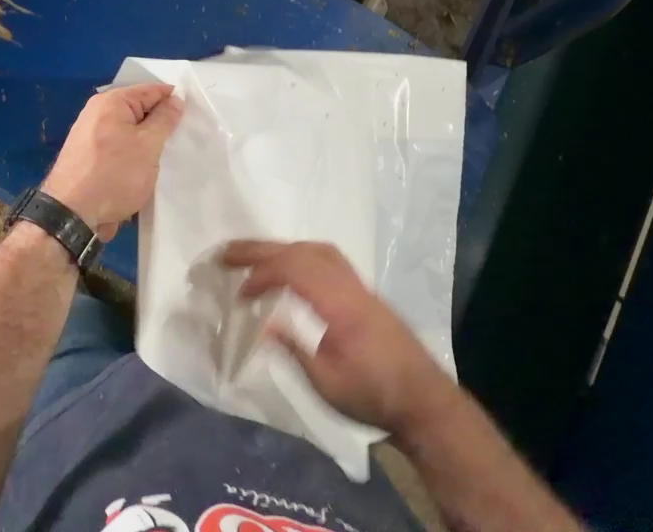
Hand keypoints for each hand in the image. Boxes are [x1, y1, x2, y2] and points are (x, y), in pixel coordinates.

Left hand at [42, 83, 183, 239]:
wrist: (73, 214)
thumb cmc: (114, 175)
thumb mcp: (147, 145)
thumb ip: (164, 119)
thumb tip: (175, 99)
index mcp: (111, 102)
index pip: (151, 90)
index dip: (174, 100)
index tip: (195, 114)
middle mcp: (98, 113)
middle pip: (140, 110)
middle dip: (161, 122)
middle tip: (187, 136)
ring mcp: (91, 135)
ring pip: (130, 131)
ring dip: (148, 142)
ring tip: (171, 154)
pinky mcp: (91, 157)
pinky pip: (120, 147)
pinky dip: (135, 154)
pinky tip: (148, 168)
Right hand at [222, 240, 449, 434]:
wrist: (425, 404)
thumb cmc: (374, 396)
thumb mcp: (327, 382)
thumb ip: (294, 348)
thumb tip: (263, 323)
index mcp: (340, 304)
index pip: (294, 269)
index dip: (261, 273)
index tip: (240, 292)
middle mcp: (351, 286)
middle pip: (302, 251)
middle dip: (262, 249)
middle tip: (227, 253)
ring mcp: (361, 288)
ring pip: (318, 250)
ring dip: (283, 248)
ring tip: (255, 257)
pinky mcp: (366, 295)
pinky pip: (329, 259)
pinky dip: (301, 256)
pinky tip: (290, 271)